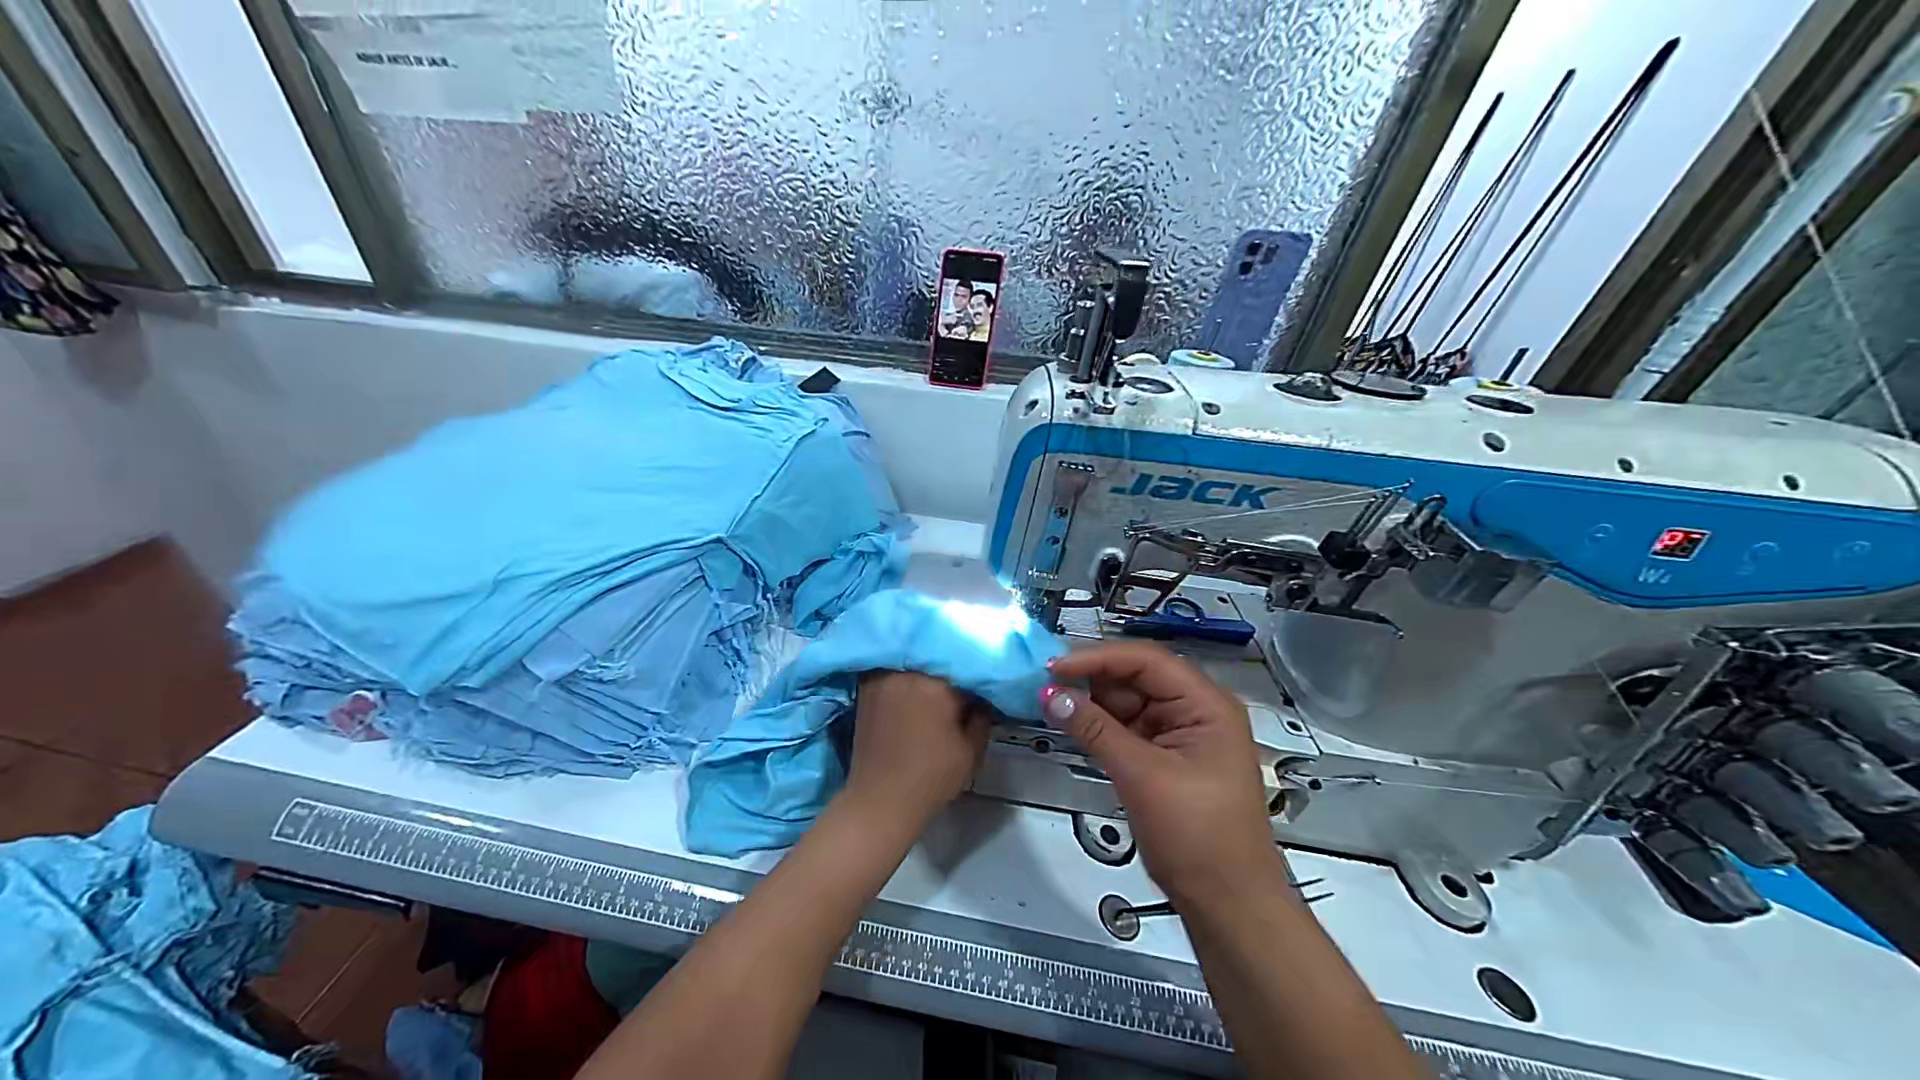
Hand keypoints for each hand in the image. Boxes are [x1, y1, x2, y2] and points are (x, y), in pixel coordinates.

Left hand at [844, 671, 990, 826]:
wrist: (880, 800)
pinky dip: (904, 681)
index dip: (976, 689)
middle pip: (938, 666)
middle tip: (957, 700)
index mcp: (938, 684)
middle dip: (950, 679)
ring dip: (925, 677)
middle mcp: (908, 672)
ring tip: (933, 699)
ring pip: (915, 666)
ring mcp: (883, 678)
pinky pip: (893, 673)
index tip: (979, 703)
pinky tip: (911, 698)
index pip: (967, 673)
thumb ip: (982, 718)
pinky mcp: (866, 688)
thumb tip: (981, 700)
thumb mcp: (971, 752)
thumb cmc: (931, 778)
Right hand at [1042, 643, 1282, 906]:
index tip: (1054, 668)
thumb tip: (1052, 695)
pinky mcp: (1166, 758)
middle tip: (1046, 685)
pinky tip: (1073, 725)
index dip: (1098, 658)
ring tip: (1052, 703)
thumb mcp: (1142, 776)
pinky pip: (1128, 728)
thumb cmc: (1199, 838)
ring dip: (1092, 703)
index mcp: (1207, 705)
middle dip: (1092, 679)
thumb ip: (1095, 729)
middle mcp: (1197, 711)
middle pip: (1137, 677)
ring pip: (1129, 702)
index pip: (1147, 661)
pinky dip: (1100, 726)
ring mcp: (1181, 735)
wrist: (1228, 904)